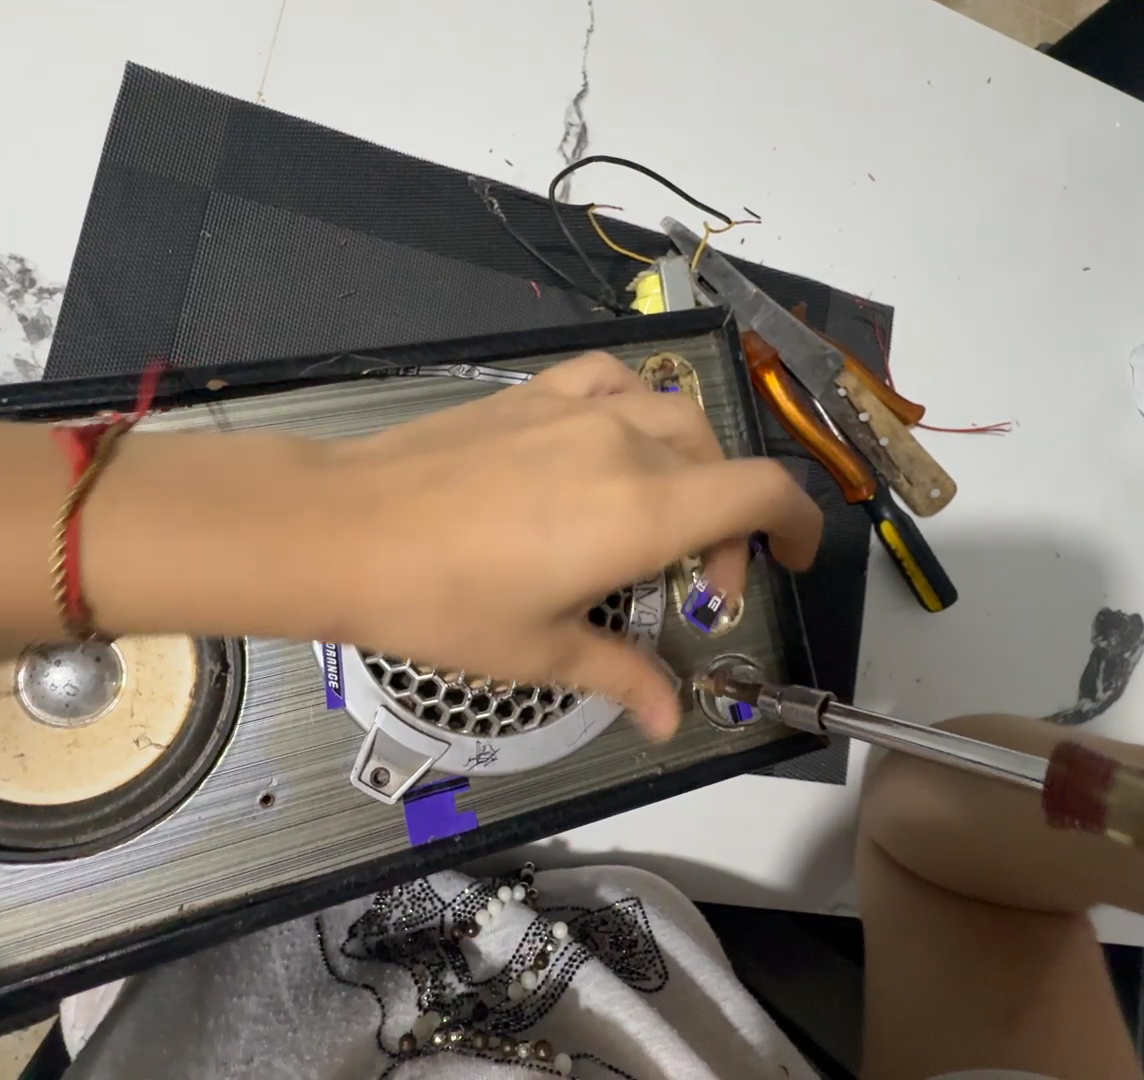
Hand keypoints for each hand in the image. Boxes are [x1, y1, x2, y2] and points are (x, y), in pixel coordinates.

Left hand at [305, 352, 821, 737]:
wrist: (344, 529)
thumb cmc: (442, 601)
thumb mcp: (539, 651)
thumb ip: (621, 675)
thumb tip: (670, 720)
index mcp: (642, 513)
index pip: (763, 494)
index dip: (800, 522)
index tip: (795, 556)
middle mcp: (625, 446)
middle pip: (724, 464)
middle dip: (730, 526)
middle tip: (690, 582)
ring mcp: (576, 408)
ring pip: (676, 418)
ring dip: (693, 467)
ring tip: (661, 511)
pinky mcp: (532, 393)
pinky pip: (614, 380)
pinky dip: (638, 407)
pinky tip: (617, 437)